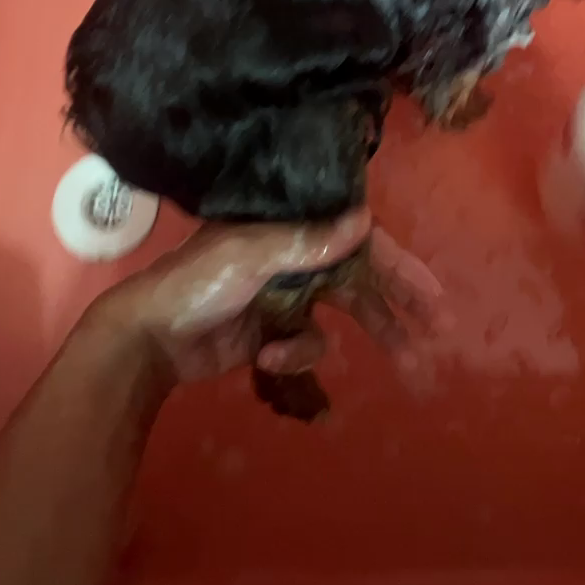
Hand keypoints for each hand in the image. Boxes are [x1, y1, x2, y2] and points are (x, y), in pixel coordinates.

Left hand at [91, 210, 442, 384]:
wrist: (148, 337)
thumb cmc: (197, 283)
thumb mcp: (251, 256)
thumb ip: (306, 242)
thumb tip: (363, 219)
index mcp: (295, 231)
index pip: (360, 244)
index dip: (399, 267)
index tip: (434, 296)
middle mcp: (300, 259)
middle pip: (363, 281)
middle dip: (401, 306)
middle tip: (437, 333)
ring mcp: (290, 298)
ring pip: (345, 316)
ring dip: (372, 336)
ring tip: (409, 365)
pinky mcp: (277, 333)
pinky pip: (308, 345)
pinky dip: (296, 355)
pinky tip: (269, 358)